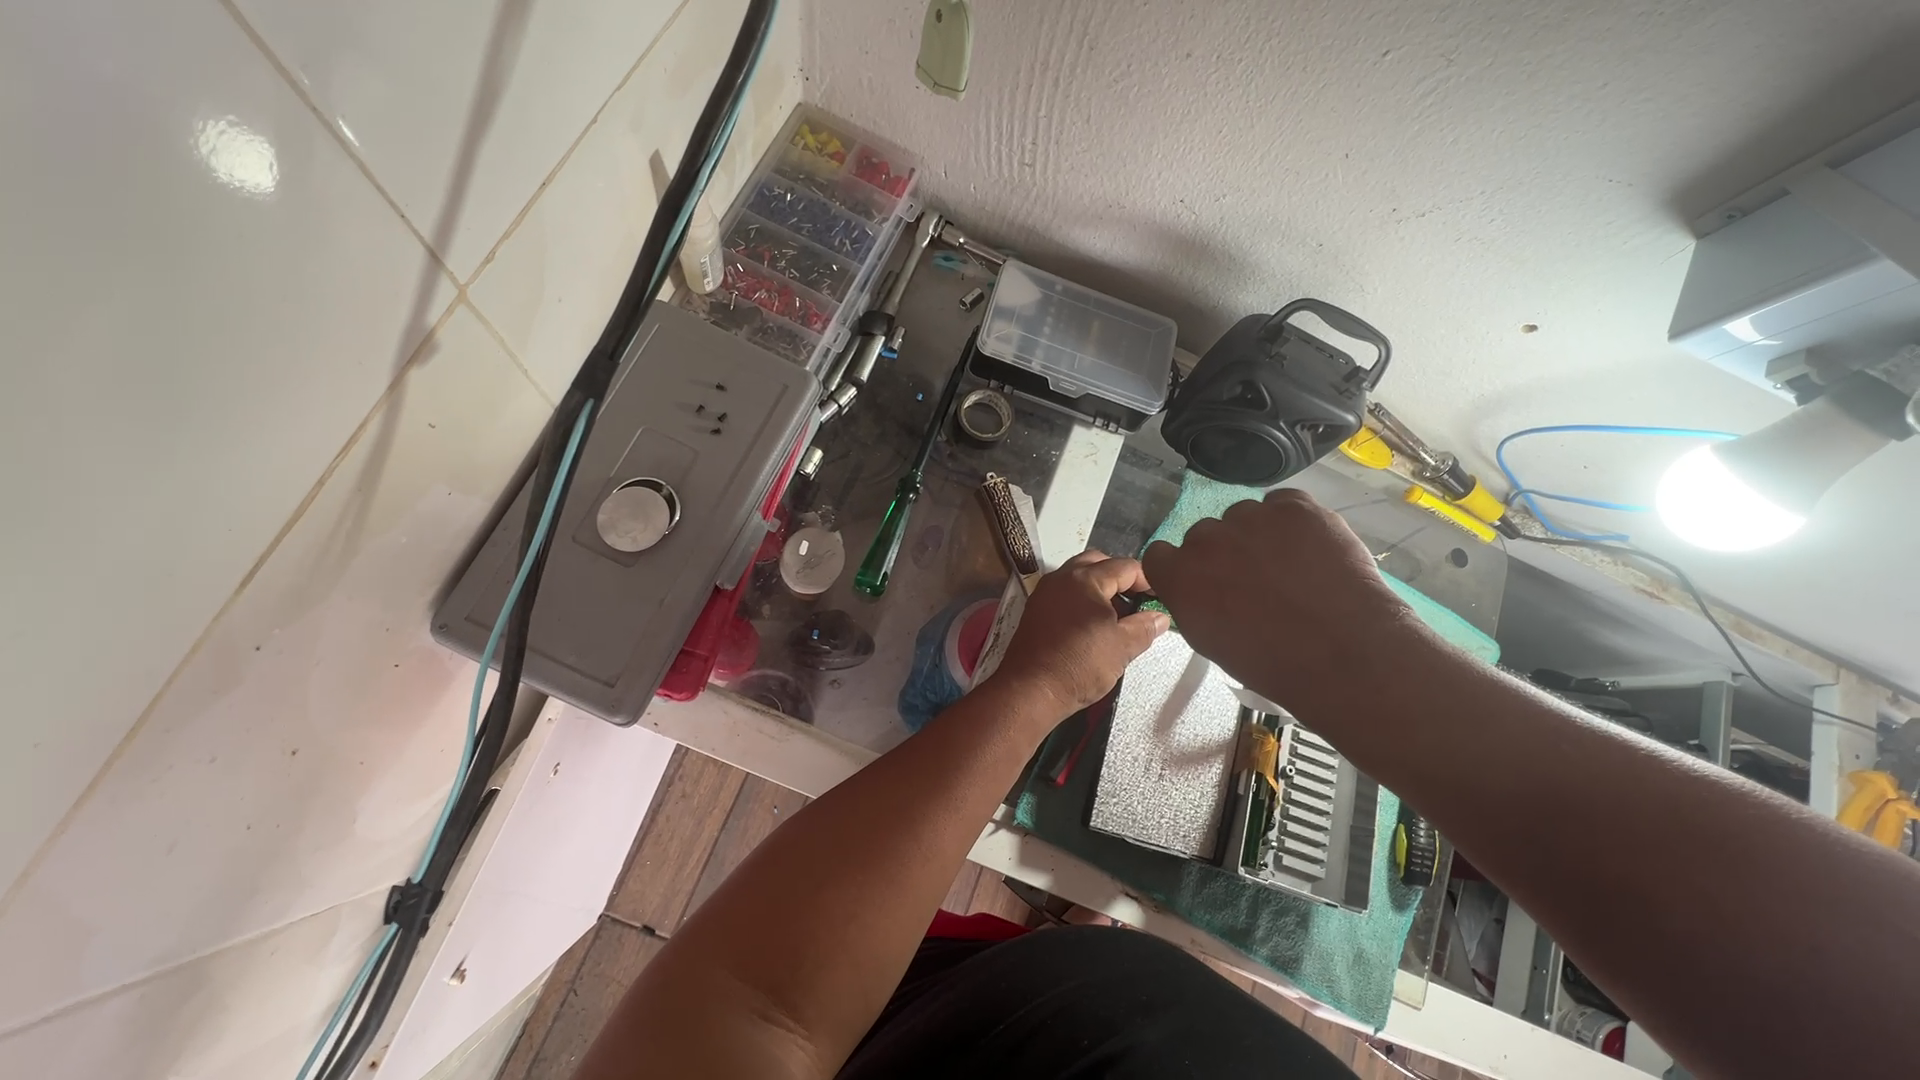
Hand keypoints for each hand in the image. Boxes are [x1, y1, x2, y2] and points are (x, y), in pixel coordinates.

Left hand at [983, 551, 1169, 720]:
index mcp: (1084, 579)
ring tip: (1118, 615)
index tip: (1159, 598)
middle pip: (1097, 563)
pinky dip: (1081, 600)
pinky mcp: (1035, 611)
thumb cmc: (1079, 665)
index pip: (1125, 567)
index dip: (1147, 580)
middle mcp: (1061, 578)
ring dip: (1100, 588)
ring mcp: (1044, 593)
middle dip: (1120, 577)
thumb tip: (1160, 617)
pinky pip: (1064, 593)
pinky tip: (1093, 625)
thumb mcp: (1122, 647)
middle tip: (1137, 600)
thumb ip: (1144, 627)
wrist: (1030, 691)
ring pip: (1078, 577)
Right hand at [1141, 490, 1418, 719]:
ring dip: (1257, 535)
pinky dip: (1292, 521)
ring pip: (1244, 516)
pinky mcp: (1296, 507)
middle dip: (1223, 553)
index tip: (1205, 585)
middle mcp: (1207, 539)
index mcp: (1180, 575)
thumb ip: (1192, 604)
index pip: (1160, 554)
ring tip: (1289, 566)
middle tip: (1255, 582)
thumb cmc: (1272, 662)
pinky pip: (1284, 503)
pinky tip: (1310, 549)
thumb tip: (1199, 590)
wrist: (1343, 653)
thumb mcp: (1210, 642)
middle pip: (1204, 534)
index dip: (1183, 568)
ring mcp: (1252, 517)